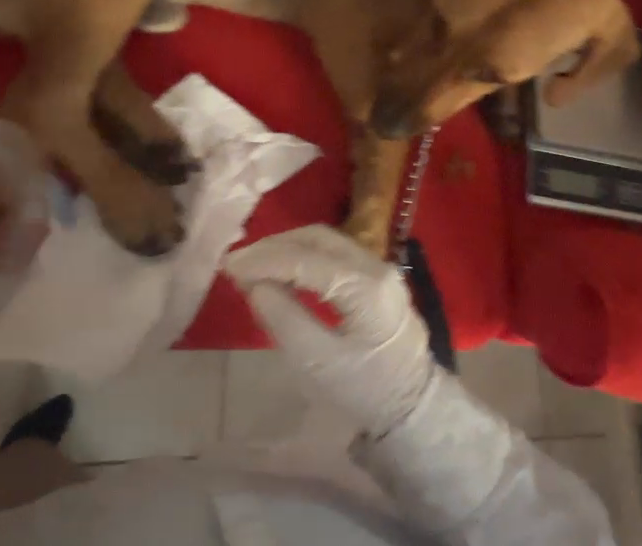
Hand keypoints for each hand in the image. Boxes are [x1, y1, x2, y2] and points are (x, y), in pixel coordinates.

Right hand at [224, 225, 436, 437]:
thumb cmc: (365, 390)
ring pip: (326, 241)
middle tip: (238, 263)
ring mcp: (380, 267)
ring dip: (287, 248)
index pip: (306, 259)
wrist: (413, 404)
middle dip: (274, 247)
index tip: (229, 266)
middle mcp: (376, 266)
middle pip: (317, 238)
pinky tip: (282, 271)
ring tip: (253, 265)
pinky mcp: (377, 275)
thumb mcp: (319, 363)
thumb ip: (284, 319)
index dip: (264, 260)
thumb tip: (254, 285)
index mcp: (366, 287)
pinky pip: (335, 253)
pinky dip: (304, 256)